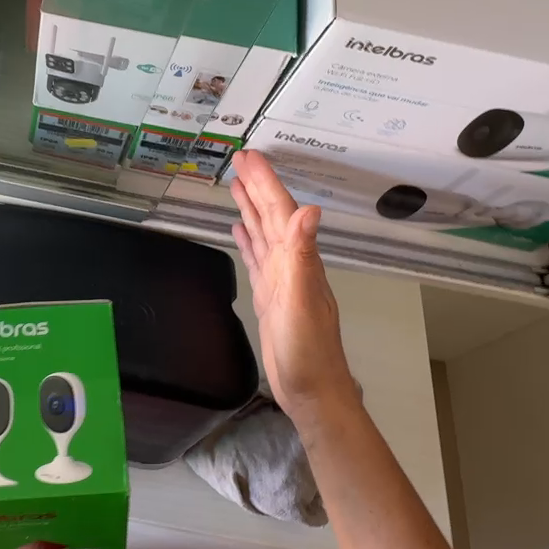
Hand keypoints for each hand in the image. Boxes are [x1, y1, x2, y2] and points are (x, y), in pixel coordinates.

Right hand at [229, 150, 353, 418]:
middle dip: (256, 186)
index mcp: (298, 258)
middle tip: (239, 159)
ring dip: (250, 207)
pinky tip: (238, 230)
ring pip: (262, 233)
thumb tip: (310, 209)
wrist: (313, 391)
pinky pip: (256, 258)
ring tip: (236, 184)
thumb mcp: (303, 298)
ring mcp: (280, 278)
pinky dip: (247, 240)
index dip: (265, 182)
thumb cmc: (308, 348)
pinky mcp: (269, 295)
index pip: (279, 210)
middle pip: (270, 215)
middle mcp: (290, 262)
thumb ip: (304, 254)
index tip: (249, 157)